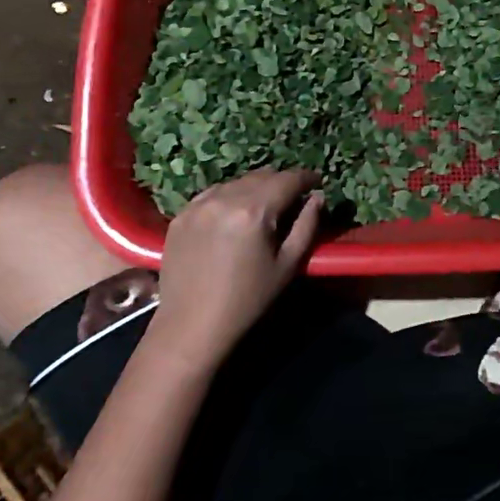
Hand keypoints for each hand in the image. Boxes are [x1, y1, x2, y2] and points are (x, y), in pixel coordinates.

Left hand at [148, 168, 322, 368]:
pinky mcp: (181, 215)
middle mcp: (224, 198)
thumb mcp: (287, 265)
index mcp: (254, 211)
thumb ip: (307, 226)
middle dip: (282, 181)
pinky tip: (234, 214)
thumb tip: (317, 198)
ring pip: (236, 182)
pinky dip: (229, 196)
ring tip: (264, 204)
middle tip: (294, 195)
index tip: (318, 180)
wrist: (191, 325)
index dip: (306, 177)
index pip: (287, 179)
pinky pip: (213, 194)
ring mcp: (199, 204)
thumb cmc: (247, 300)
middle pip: (262, 175)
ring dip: (255, 187)